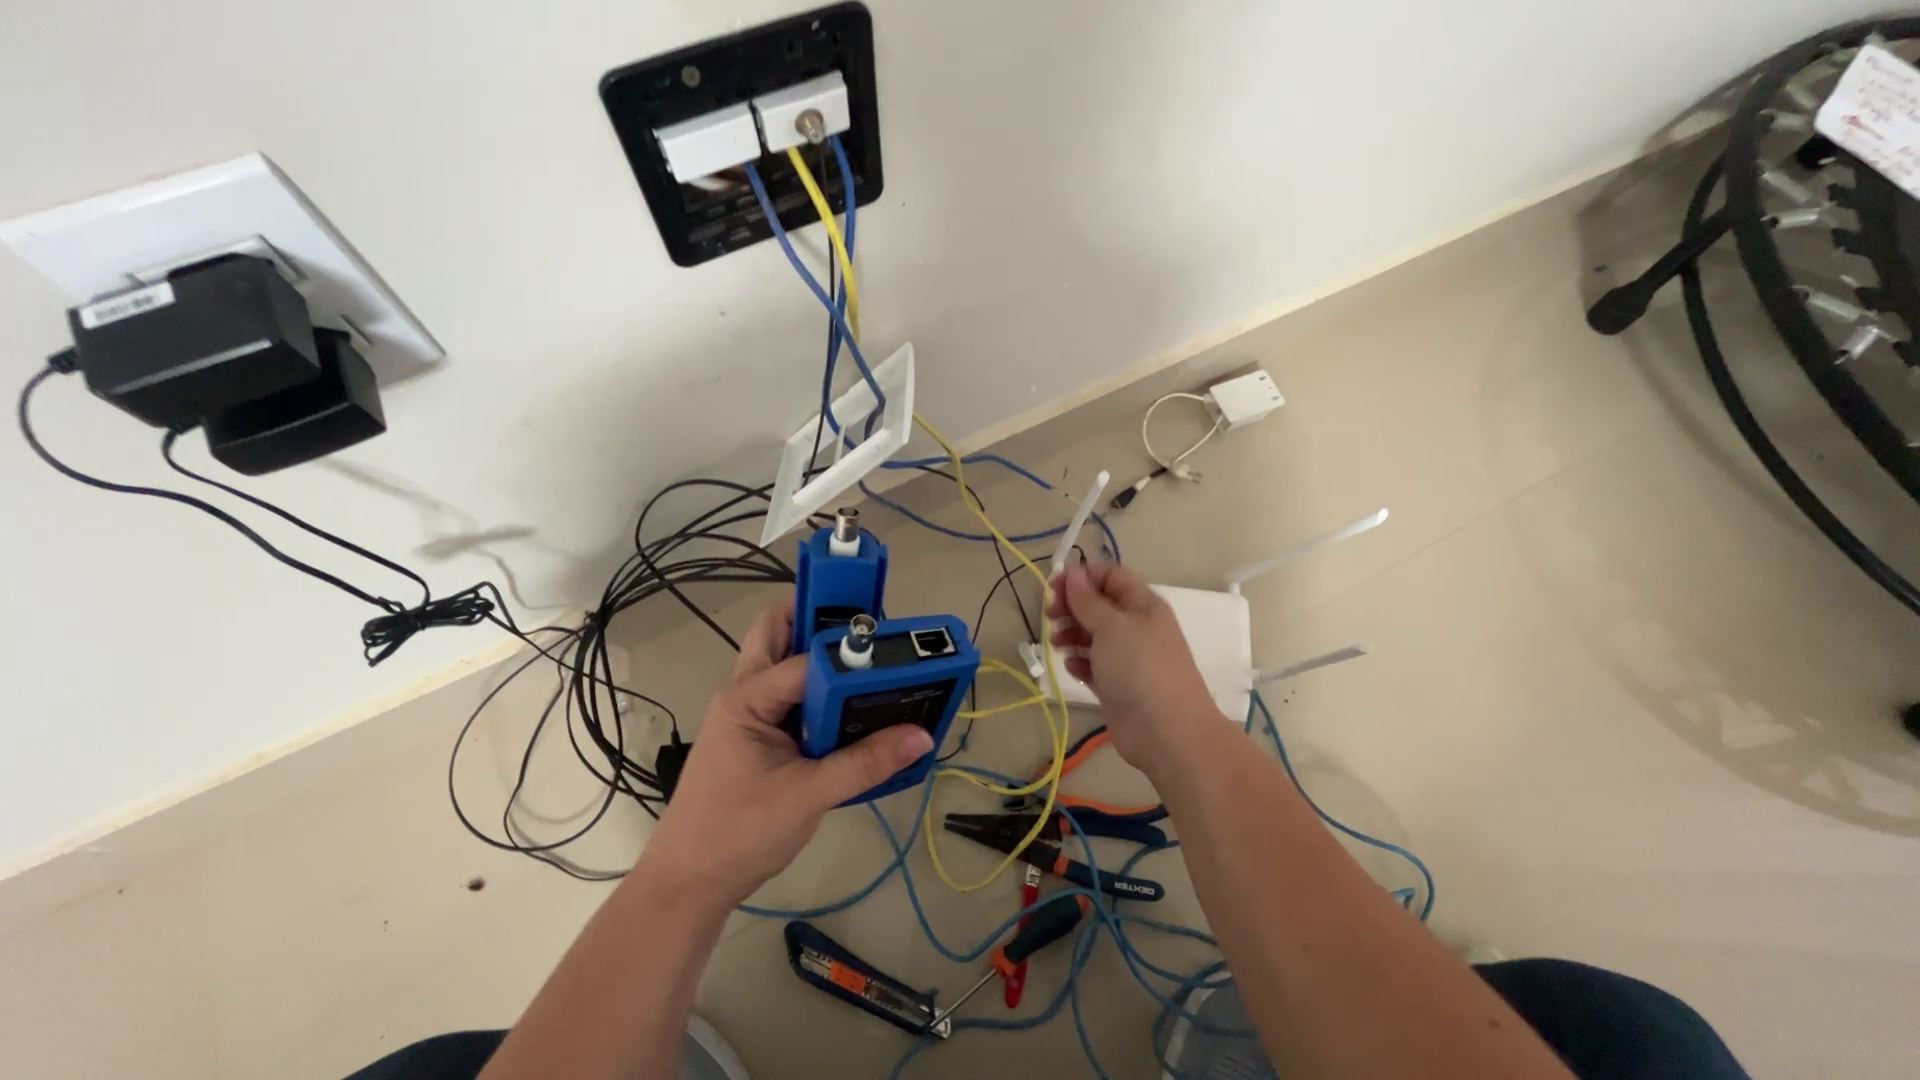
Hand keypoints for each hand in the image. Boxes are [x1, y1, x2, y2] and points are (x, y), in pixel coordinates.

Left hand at [637, 601, 933, 908]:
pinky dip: (822, 694)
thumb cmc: (738, 833)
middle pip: (779, 633)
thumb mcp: (807, 795)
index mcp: (747, 698)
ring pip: (786, 664)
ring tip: (875, 669)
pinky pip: (793, 699)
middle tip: (873, 635)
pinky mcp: (760, 739)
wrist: (691, 882)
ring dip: (823, 659)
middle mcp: (745, 694)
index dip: (849, 651)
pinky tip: (856, 712)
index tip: (895, 646)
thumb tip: (921, 736)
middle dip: (820, 621)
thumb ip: (865, 763)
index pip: (807, 657)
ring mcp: (750, 716)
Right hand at [1047, 562, 1218, 767]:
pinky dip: (1079, 662)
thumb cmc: (1140, 668)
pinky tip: (1073, 667)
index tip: (1054, 587)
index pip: (1110, 576)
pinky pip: (1092, 664)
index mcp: (1142, 604)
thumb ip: (1088, 600)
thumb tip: (1075, 573)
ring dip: (1071, 634)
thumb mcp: (1112, 626)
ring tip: (1058, 643)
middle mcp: (1135, 626)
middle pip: (1097, 605)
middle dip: (1072, 606)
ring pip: (1092, 635)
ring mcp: (1126, 657)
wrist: (1166, 732)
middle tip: (1051, 616)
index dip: (1082, 577)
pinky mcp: (1115, 684)